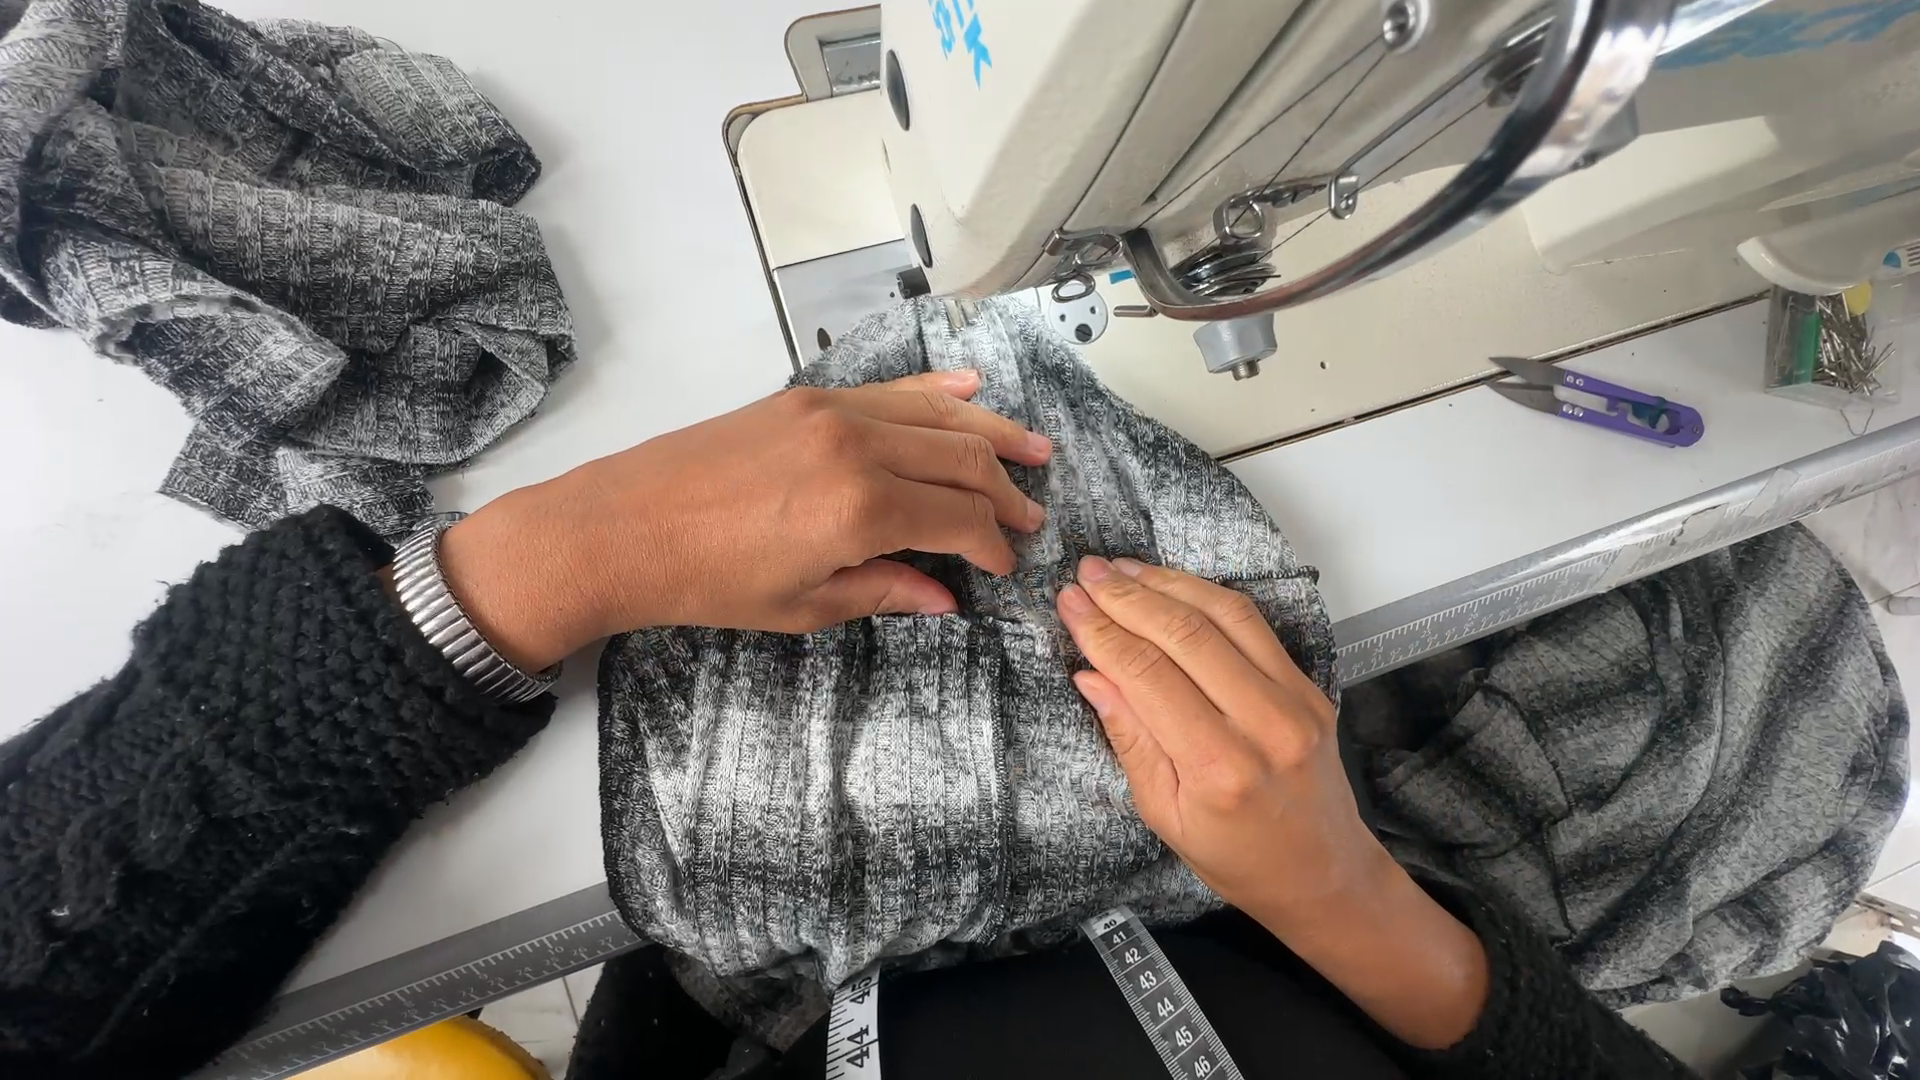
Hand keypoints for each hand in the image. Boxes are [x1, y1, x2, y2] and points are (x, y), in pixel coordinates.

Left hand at [438, 369, 1051, 669]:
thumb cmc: (709, 582)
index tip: (1005, 566)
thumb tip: (946, 599)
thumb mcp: (804, 605)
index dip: (992, 545)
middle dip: (1005, 492)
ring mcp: (834, 411)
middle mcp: (859, 446)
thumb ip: (886, 591)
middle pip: (962, 460)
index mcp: (862, 509)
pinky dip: (936, 392)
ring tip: (1035, 449)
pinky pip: (890, 389)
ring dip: (991, 435)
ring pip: (938, 415)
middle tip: (1032, 516)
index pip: (960, 519)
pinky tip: (970, 391)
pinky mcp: (809, 396)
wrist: (619, 526)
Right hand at [1058, 556, 1488, 1048]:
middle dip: (1127, 597)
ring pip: (1222, 614)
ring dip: (1165, 583)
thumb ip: (1129, 737)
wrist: (1324, 874)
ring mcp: (1295, 699)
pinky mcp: (1308, 686)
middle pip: (1184, 634)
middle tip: (1087, 572)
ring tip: (1120, 568)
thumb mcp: (1163, 813)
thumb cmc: (1235, 858)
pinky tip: (1170, 583)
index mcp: (1217, 767)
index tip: (1069, 602)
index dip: (1101, 631)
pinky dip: (1205, 593)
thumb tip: (1090, 674)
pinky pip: (1252, 623)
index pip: (1146, 675)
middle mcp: (1263, 725)